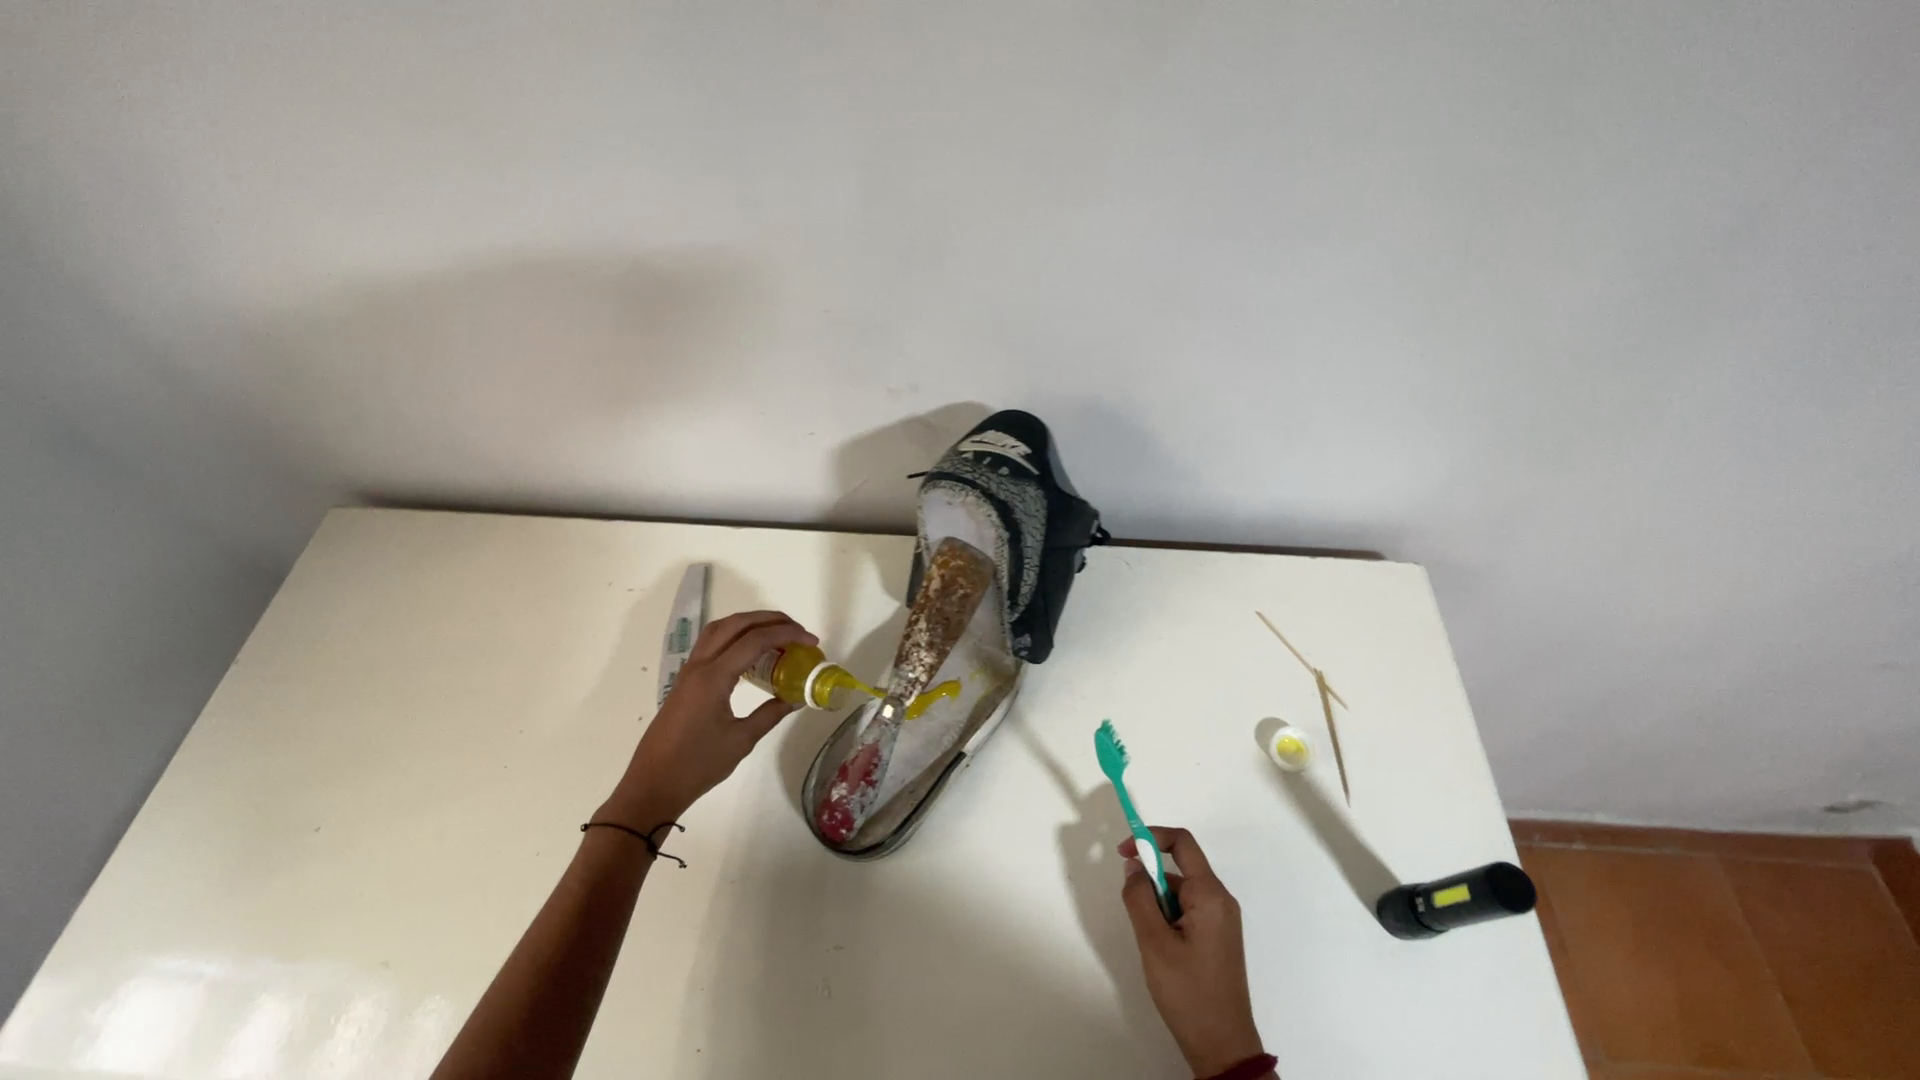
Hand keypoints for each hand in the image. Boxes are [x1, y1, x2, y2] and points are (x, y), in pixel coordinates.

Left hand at [600, 610, 817, 826]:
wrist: (653, 784)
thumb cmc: (697, 765)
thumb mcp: (741, 740)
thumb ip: (770, 714)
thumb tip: (796, 698)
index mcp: (713, 677)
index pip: (755, 641)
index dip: (787, 635)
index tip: (812, 642)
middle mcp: (699, 666)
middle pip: (736, 624)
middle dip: (770, 620)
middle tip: (798, 631)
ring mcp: (689, 671)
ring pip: (720, 629)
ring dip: (750, 623)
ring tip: (777, 634)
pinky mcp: (685, 680)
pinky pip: (712, 644)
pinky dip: (735, 637)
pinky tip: (751, 653)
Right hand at [1120, 827, 1268, 1077]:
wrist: (1222, 1044)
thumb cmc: (1188, 991)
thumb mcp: (1153, 942)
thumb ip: (1139, 898)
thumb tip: (1133, 867)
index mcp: (1210, 895)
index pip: (1182, 842)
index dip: (1149, 838)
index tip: (1122, 853)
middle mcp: (1221, 900)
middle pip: (1180, 868)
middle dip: (1150, 880)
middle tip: (1135, 914)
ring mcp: (1222, 920)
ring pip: (1181, 891)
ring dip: (1158, 903)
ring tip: (1152, 943)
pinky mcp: (1218, 937)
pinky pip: (1188, 910)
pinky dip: (1168, 917)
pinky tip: (1162, 949)